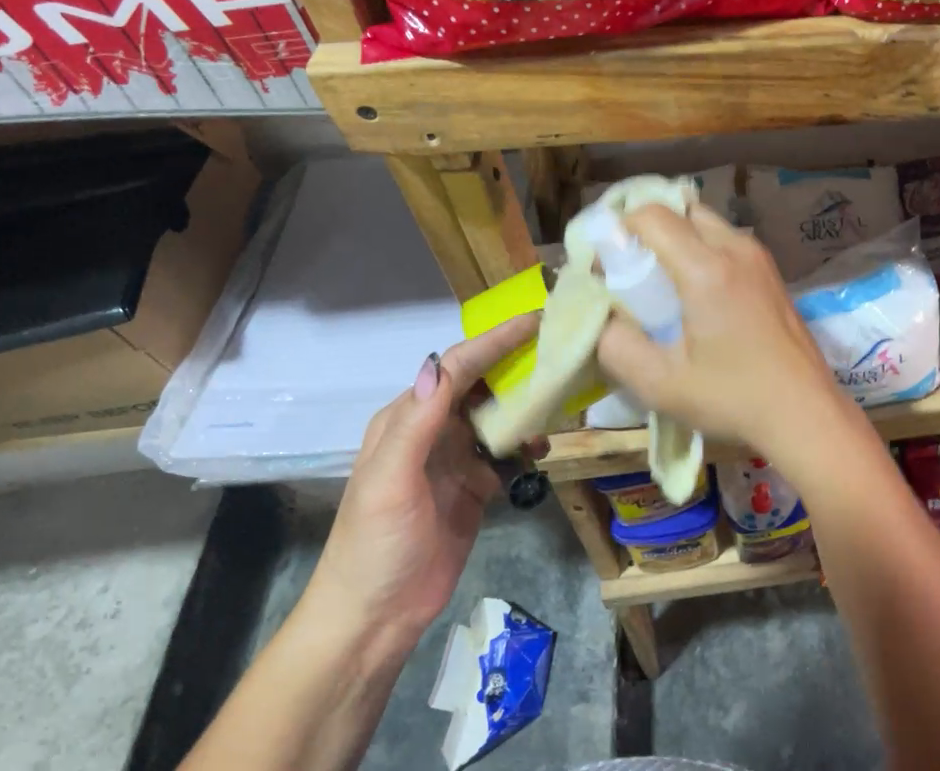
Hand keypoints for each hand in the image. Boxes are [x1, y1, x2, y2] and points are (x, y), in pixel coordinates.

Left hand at [306, 314, 546, 649]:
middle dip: (518, 366)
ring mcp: (454, 460)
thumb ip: (415, 424)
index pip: (456, 367)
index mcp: (406, 420)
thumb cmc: (375, 546)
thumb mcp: (389, 482)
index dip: (495, 342)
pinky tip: (542, 449)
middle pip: (481, 386)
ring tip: (561, 402)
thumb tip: (439, 363)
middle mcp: (431, 432)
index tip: (537, 321)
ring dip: (526, 408)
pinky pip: (506, 454)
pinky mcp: (474, 488)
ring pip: (498, 418)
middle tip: (564, 352)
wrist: (375, 617)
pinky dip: (526, 446)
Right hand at [595, 204, 854, 460]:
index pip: (652, 215)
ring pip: (707, 225)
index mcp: (706, 268)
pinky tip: (699, 300)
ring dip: (679, 242)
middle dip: (649, 233)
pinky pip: (728, 244)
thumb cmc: (733, 398)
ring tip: (665, 289)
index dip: (619, 233)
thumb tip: (603, 316)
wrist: (805, 412)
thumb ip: (615, 344)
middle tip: (634, 276)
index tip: (608, 270)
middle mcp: (736, 249)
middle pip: (682, 211)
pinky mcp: (773, 274)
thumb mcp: (659, 383)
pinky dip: (704, 254)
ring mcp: (760, 259)